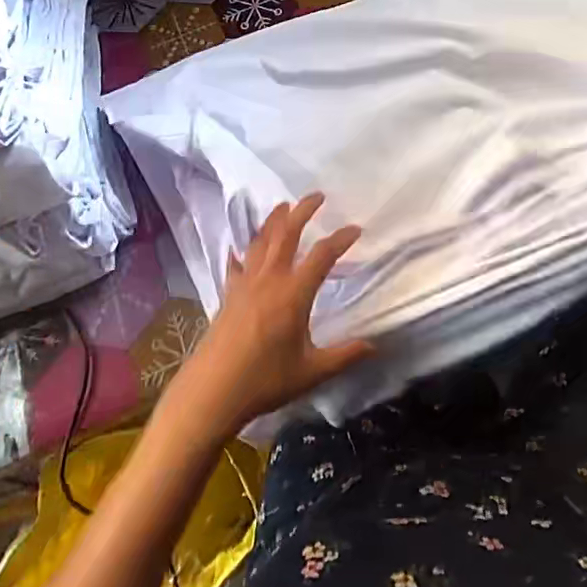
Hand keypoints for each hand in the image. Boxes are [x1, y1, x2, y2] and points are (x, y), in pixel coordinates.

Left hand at [166, 194, 372, 432]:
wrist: (213, 390)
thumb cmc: (265, 381)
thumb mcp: (312, 371)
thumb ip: (344, 356)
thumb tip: (374, 346)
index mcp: (293, 294)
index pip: (322, 256)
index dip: (340, 239)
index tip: (355, 229)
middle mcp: (268, 280)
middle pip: (286, 235)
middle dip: (302, 211)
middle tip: (317, 196)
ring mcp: (244, 284)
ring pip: (260, 242)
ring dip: (273, 222)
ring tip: (283, 207)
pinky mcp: (228, 294)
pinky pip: (237, 264)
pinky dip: (242, 252)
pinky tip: (239, 249)